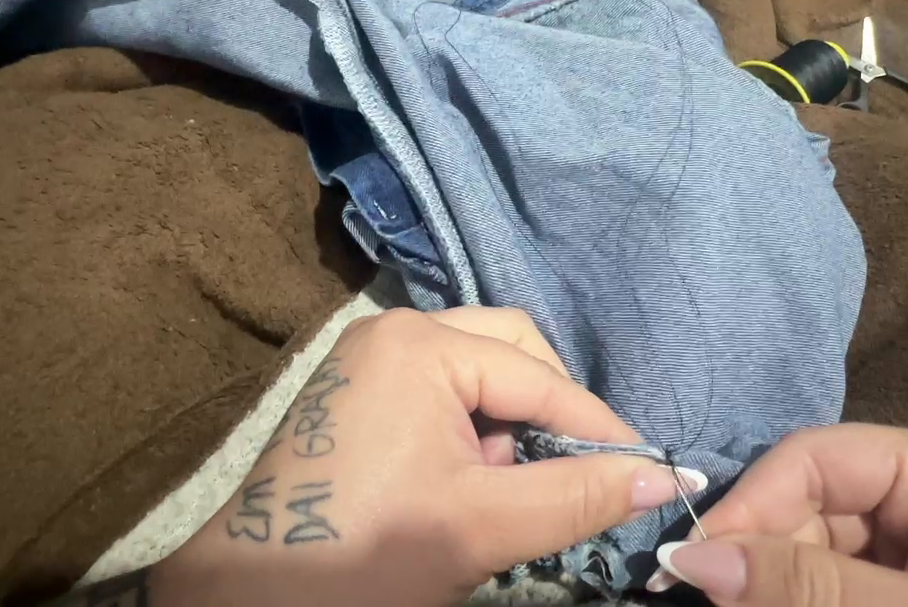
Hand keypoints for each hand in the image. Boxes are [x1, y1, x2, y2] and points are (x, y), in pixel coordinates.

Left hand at [148, 307, 701, 606]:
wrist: (245, 598)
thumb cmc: (365, 556)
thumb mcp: (480, 526)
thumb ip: (575, 495)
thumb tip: (662, 476)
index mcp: (420, 343)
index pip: (534, 376)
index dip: (596, 423)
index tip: (646, 465)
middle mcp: (396, 327)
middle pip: (507, 347)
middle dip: (547, 408)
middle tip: (571, 468)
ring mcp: (371, 351)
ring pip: (476, 364)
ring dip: (507, 420)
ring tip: (502, 485)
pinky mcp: (358, 383)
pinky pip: (440, 382)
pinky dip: (469, 423)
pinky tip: (464, 476)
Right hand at [647, 424, 907, 606]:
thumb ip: (817, 589)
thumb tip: (692, 562)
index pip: (815, 459)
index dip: (751, 504)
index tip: (693, 565)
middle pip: (808, 510)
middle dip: (760, 558)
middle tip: (706, 604)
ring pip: (816, 556)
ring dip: (776, 589)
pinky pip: (839, 590)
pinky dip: (805, 604)